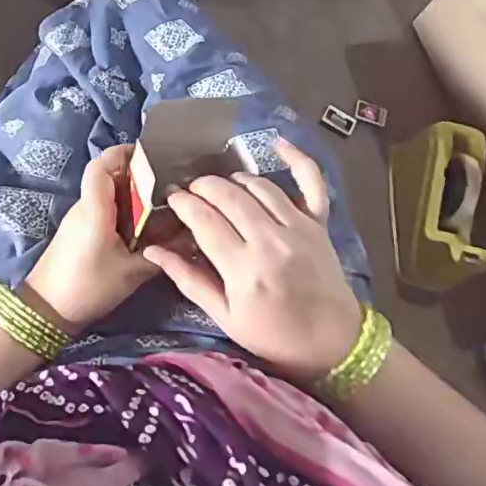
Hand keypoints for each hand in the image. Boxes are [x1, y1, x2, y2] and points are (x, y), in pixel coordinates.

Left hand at [22, 144, 159, 334]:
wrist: (46, 311)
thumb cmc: (88, 287)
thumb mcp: (131, 272)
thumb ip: (162, 253)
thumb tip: (192, 237)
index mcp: (95, 210)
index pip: (101, 166)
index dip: (122, 153)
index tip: (149, 155)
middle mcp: (84, 208)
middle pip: (108, 178)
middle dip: (137, 176)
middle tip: (168, 184)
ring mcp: (79, 220)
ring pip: (107, 195)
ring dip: (131, 196)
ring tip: (162, 205)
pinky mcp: (78, 233)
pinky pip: (103, 211)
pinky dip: (123, 212)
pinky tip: (143, 227)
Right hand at [142, 138, 363, 383]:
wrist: (332, 342)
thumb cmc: (272, 334)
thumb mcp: (224, 316)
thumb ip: (189, 280)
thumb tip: (153, 251)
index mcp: (243, 268)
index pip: (204, 220)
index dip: (183, 203)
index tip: (171, 199)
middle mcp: (270, 241)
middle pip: (228, 196)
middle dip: (203, 187)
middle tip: (190, 191)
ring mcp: (298, 228)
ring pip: (259, 186)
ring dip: (234, 179)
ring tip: (219, 186)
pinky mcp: (319, 224)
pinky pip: (312, 183)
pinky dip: (297, 159)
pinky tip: (277, 143)